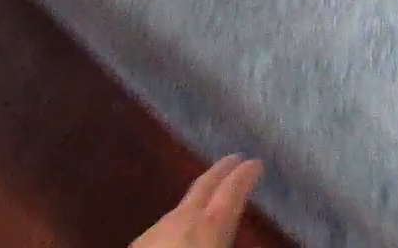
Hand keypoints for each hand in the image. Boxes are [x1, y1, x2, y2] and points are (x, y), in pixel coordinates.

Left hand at [131, 154, 264, 247]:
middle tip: (236, 158)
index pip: (231, 190)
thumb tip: (258, 243)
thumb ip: (231, 239)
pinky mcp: (138, 246)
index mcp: (209, 226)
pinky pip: (167, 225)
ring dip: (200, 194)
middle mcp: (182, 219)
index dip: (245, 175)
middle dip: (221, 170)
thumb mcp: (217, 246)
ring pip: (182, 205)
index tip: (257, 162)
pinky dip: (182, 218)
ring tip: (212, 194)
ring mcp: (156, 231)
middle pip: (204, 186)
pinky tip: (181, 232)